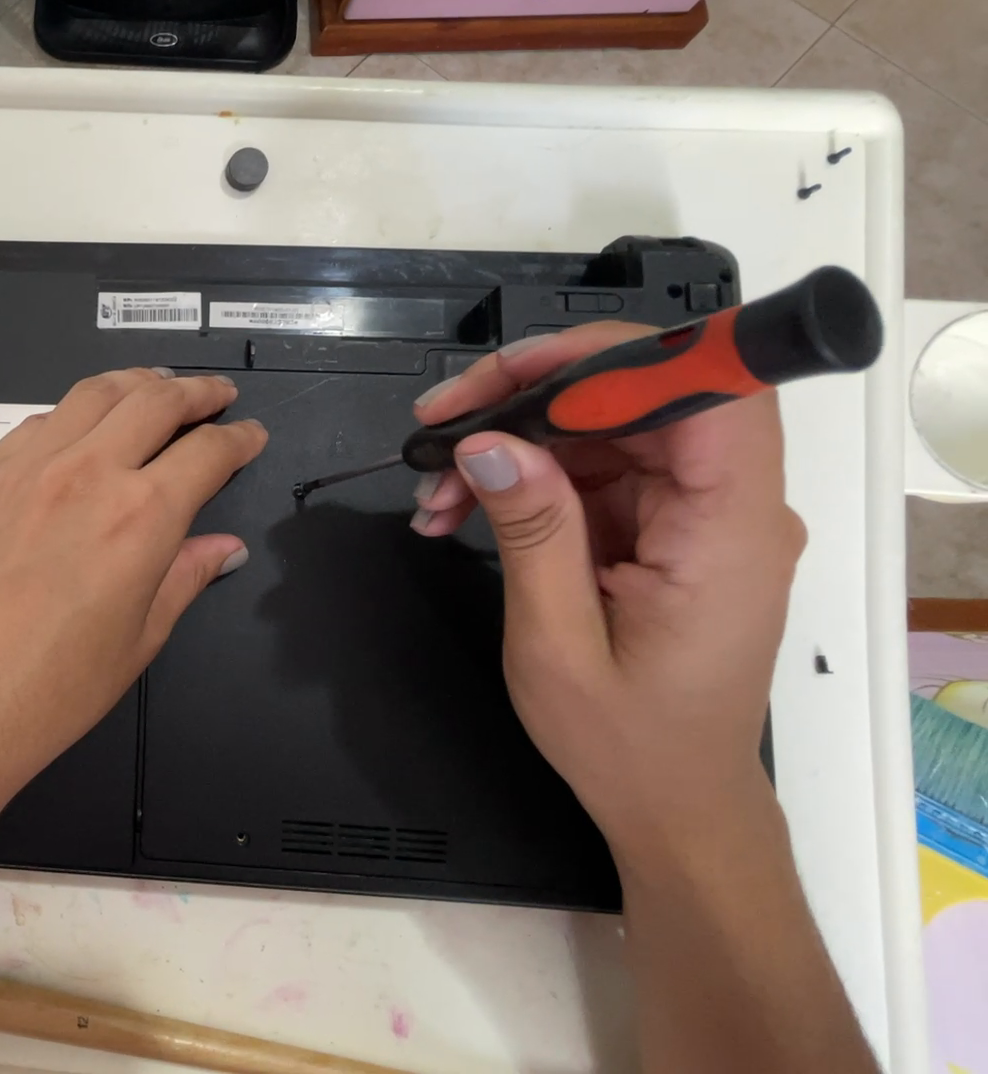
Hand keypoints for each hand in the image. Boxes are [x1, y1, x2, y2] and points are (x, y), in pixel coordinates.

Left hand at [0, 368, 267, 813]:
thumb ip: (185, 577)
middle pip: (154, 400)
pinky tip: (78, 428)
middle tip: (215, 394)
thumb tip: (222, 548)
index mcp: (140, 516)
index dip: (238, 440)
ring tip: (155, 388)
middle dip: (197, 391)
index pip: (206, 453)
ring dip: (135, 384)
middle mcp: (85, 474)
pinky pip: (36, 423)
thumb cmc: (49, 691)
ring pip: (92, 394)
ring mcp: (25, 467)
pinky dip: (72, 413)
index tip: (250, 436)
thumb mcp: (138, 640)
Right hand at [410, 324, 805, 847]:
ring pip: (596, 435)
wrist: (667, 800)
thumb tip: (487, 445)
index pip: (706, 389)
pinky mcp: (654, 530)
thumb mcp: (556, 641)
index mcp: (728, 531)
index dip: (613, 358)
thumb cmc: (624, 740)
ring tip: (431, 499)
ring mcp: (688, 515)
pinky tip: (455, 513)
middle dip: (524, 402)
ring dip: (506, 450)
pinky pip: (584, 476)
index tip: (511, 375)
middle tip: (433, 430)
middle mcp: (724, 506)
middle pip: (637, 399)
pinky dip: (517, 484)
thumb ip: (531, 532)